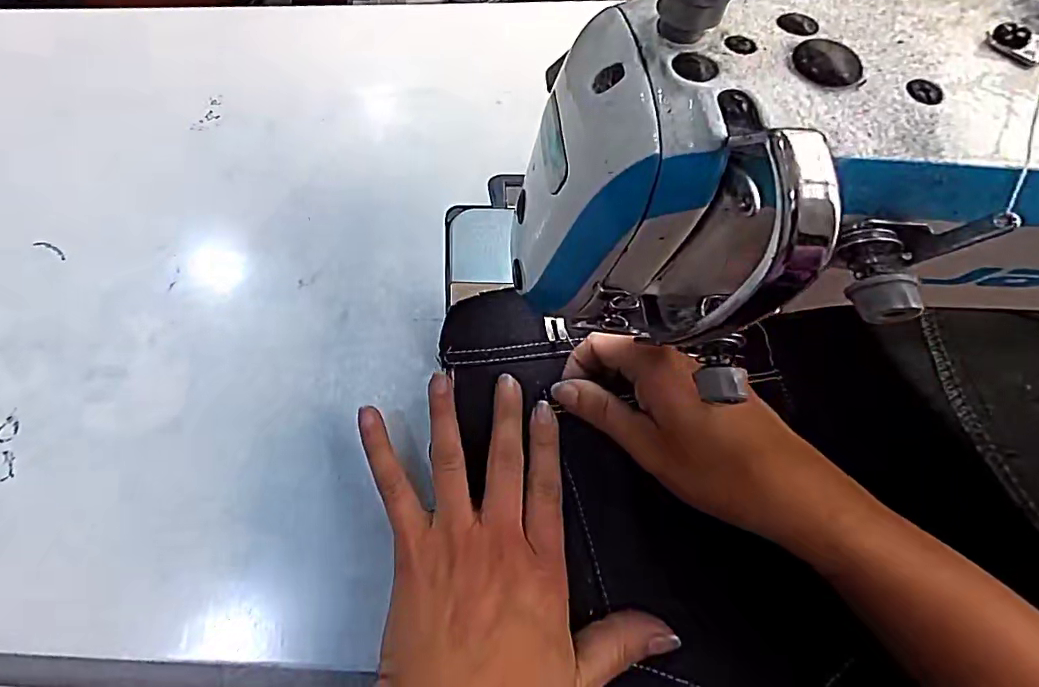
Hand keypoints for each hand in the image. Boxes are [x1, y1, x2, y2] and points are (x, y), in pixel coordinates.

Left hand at [359, 372, 678, 686]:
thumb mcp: (576, 674)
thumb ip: (619, 641)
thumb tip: (667, 632)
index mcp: (539, 563)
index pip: (546, 486)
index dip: (546, 443)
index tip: (545, 408)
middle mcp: (497, 539)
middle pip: (503, 462)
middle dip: (504, 416)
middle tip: (504, 383)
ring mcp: (452, 539)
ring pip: (451, 461)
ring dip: (446, 416)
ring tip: (442, 381)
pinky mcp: (412, 551)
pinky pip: (395, 490)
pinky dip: (381, 451)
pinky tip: (371, 421)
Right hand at [550, 336, 869, 549]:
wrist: (789, 486)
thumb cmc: (720, 472)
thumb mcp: (648, 447)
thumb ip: (602, 412)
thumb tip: (565, 390)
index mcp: (655, 360)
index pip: (595, 342)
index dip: (575, 368)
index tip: (571, 399)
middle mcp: (675, 350)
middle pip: (618, 347)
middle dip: (597, 376)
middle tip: (592, 417)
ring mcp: (696, 361)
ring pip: (642, 360)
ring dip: (623, 385)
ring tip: (626, 427)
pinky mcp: (711, 375)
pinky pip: (666, 371)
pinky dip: (648, 389)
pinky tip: (659, 425)